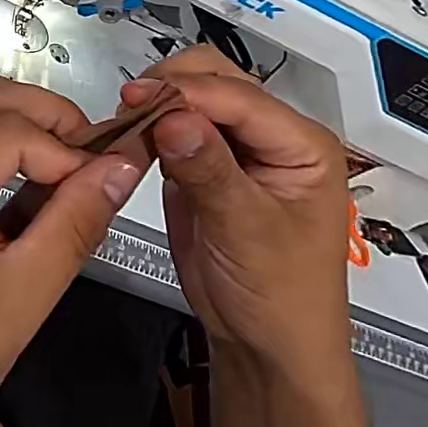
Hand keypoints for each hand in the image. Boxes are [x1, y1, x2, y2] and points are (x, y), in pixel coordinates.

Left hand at [0, 77, 148, 426]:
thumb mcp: (20, 299)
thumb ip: (75, 223)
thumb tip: (120, 168)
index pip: (11, 131)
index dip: (68, 152)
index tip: (106, 182)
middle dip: (54, 120)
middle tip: (97, 162)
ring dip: (35, 128)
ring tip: (74, 174)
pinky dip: (12, 145)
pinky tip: (40, 182)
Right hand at [122, 46, 350, 369]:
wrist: (264, 345)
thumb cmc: (280, 296)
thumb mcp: (248, 232)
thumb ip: (210, 171)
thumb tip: (173, 118)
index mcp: (301, 144)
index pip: (240, 97)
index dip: (188, 92)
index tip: (138, 96)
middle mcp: (271, 134)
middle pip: (218, 81)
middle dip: (173, 86)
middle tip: (130, 106)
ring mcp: (236, 146)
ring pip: (193, 97)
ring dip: (158, 102)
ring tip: (125, 120)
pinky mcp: (205, 161)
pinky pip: (175, 126)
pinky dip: (151, 126)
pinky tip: (131, 136)